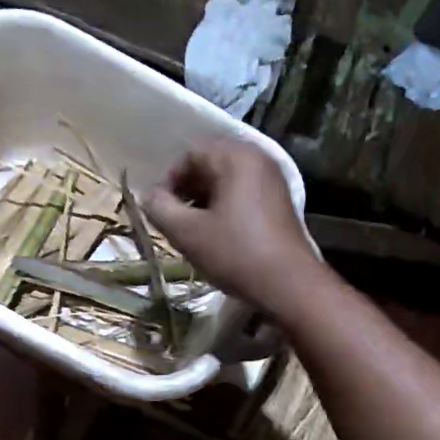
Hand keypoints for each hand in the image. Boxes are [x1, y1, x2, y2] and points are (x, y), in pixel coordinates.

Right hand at [143, 138, 326, 314]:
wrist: (290, 284)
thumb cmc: (236, 254)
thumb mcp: (188, 233)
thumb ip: (160, 209)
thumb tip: (149, 196)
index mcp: (236, 156)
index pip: (190, 154)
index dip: (168, 181)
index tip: (159, 210)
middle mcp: (258, 158)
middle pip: (209, 164)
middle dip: (186, 191)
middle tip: (174, 221)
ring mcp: (273, 180)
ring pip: (226, 181)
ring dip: (204, 202)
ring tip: (193, 231)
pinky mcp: (280, 202)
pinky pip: (243, 194)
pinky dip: (225, 208)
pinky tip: (217, 236)